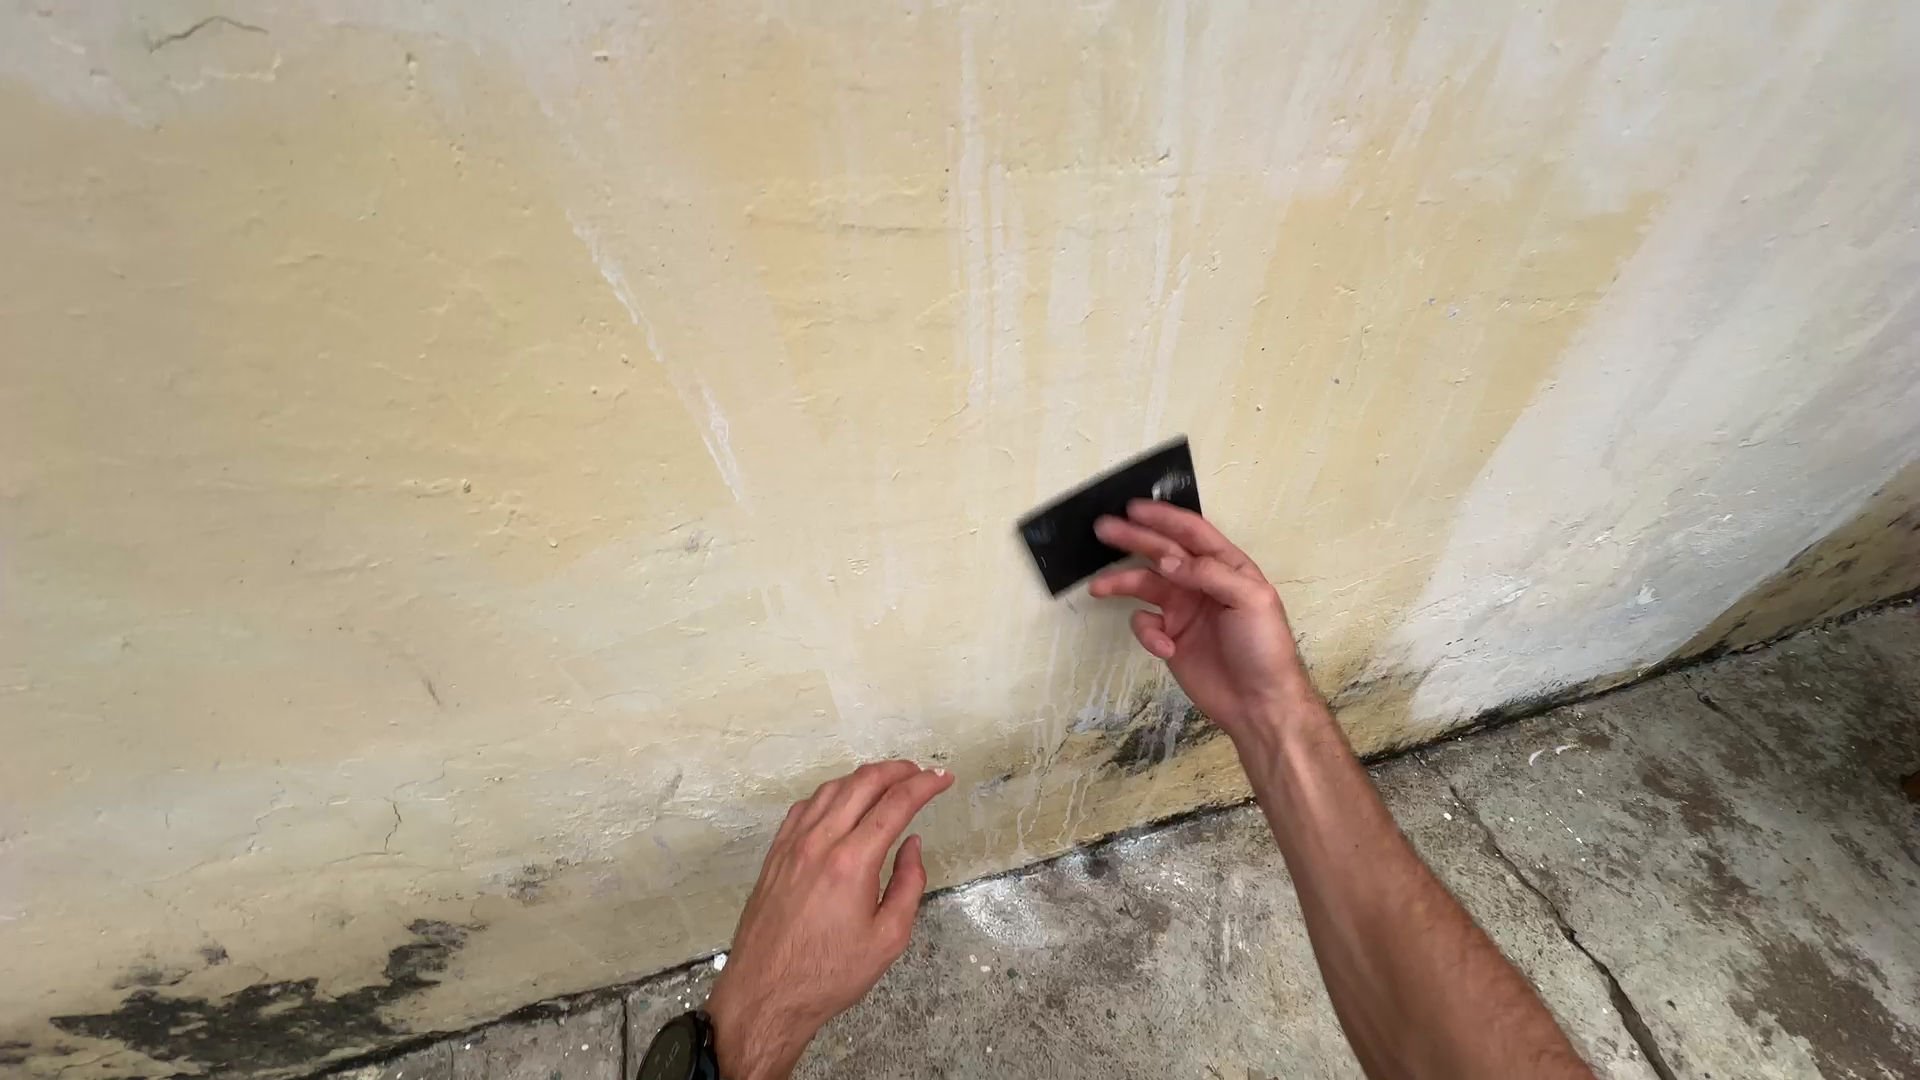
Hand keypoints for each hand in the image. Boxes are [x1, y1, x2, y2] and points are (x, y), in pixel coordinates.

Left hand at [705, 761, 954, 1079]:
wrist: (765, 997)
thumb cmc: (830, 975)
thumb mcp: (888, 939)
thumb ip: (908, 885)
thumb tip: (912, 844)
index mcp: (852, 862)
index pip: (896, 804)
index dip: (925, 784)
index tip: (943, 777)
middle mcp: (820, 841)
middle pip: (864, 782)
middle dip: (898, 770)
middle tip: (921, 772)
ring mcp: (793, 843)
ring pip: (834, 787)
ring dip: (866, 776)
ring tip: (889, 780)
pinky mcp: (776, 851)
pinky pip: (807, 804)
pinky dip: (833, 792)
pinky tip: (844, 799)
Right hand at [1090, 500, 1315, 739]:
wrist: (1259, 703)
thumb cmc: (1264, 647)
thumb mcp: (1251, 600)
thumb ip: (1210, 573)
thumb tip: (1167, 559)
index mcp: (1226, 566)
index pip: (1191, 532)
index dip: (1163, 517)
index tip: (1133, 508)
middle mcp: (1200, 582)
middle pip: (1160, 552)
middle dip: (1132, 539)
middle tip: (1103, 528)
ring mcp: (1183, 608)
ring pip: (1144, 584)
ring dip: (1121, 583)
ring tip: (1097, 588)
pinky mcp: (1170, 636)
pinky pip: (1146, 623)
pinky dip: (1147, 633)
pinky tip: (1164, 647)